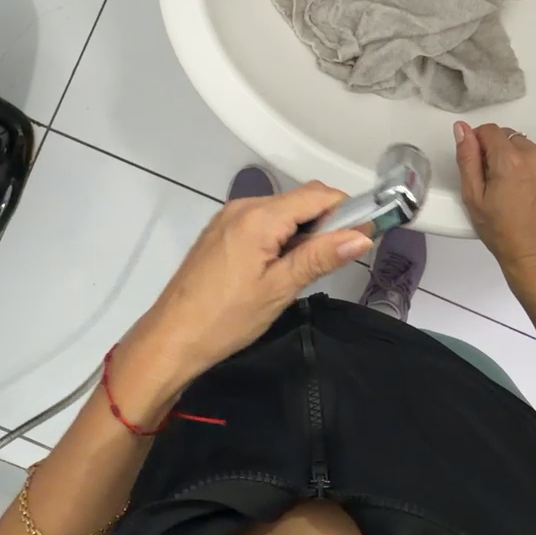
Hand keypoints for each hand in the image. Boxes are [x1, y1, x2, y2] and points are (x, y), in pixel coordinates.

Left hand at [116, 183, 371, 415]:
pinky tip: (280, 266)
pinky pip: (261, 221)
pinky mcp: (220, 232)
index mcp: (259, 216)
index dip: (346, 210)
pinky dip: (280, 235)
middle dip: (326, 221)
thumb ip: (320, 257)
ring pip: (281, 211)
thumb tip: (363, 235)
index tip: (365, 235)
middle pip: (299, 200)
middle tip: (338, 258)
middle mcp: (243, 206)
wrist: (170, 339)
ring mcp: (228, 217)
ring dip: (303, 230)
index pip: (317, 195)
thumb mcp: (280, 289)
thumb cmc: (226, 318)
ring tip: (308, 268)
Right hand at [455, 121, 535, 285]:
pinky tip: (532, 194)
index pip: (490, 130)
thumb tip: (462, 128)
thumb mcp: (473, 197)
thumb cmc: (500, 231)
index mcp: (510, 161)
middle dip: (500, 152)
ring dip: (520, 161)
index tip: (479, 163)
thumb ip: (467, 158)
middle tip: (496, 181)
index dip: (479, 142)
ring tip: (516, 190)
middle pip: (511, 138)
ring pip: (529, 149)